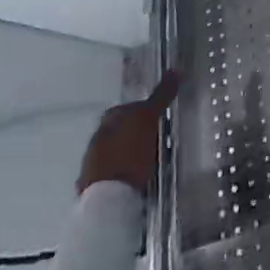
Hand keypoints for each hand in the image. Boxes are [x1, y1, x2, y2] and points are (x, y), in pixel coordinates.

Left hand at [77, 71, 180, 194]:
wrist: (110, 200)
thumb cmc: (129, 153)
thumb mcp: (149, 118)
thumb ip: (161, 95)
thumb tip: (176, 68)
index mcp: (108, 120)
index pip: (128, 108)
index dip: (146, 112)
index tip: (161, 120)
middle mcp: (96, 139)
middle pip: (121, 131)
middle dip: (137, 135)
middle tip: (159, 142)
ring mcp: (93, 166)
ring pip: (117, 154)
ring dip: (130, 157)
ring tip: (151, 165)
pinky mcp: (94, 191)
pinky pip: (114, 176)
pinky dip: (125, 176)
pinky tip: (137, 183)